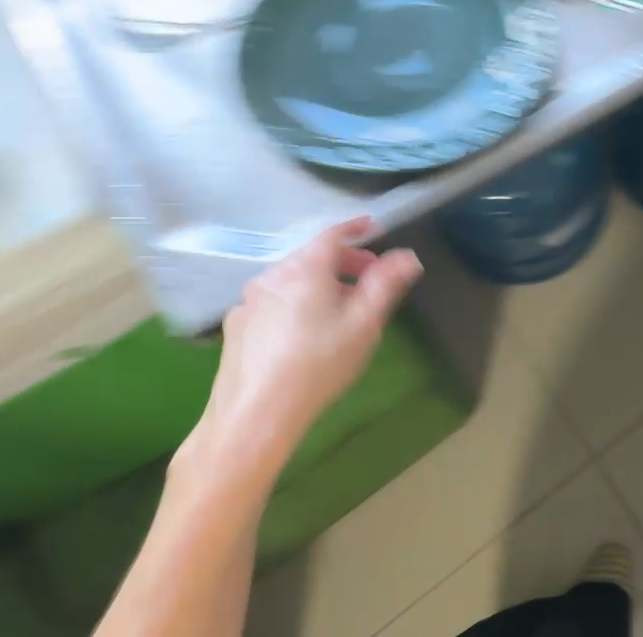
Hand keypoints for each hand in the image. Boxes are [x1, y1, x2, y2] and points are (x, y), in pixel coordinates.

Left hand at [178, 218, 423, 481]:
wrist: (253, 415)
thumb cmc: (318, 364)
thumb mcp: (364, 323)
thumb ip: (387, 284)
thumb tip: (407, 256)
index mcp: (305, 270)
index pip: (331, 234)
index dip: (354, 228)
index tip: (371, 227)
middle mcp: (272, 277)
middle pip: (312, 257)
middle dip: (344, 263)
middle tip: (369, 281)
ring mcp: (248, 303)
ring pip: (292, 281)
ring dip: (320, 284)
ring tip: (340, 310)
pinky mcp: (235, 327)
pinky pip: (273, 302)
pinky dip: (295, 302)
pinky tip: (305, 333)